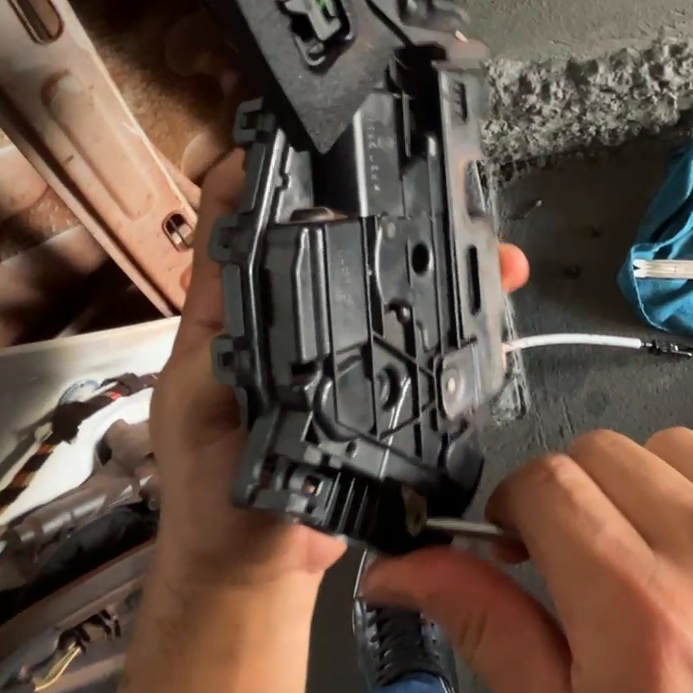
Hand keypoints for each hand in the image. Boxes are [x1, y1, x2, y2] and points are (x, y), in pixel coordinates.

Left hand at [148, 151, 532, 590]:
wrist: (259, 565)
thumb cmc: (216, 489)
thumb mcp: (207, 401)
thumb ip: (232, 337)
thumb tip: (271, 263)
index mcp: (231, 310)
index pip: (244, 217)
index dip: (268, 164)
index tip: (308, 126)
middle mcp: (287, 317)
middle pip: (333, 241)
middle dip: (378, 205)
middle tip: (423, 178)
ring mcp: (335, 349)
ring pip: (384, 285)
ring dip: (430, 259)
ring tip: (478, 240)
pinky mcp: (373, 381)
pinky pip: (411, 336)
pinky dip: (448, 316)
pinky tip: (484, 306)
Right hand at [362, 429, 692, 692]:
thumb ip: (487, 626)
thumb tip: (410, 569)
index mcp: (646, 615)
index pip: (546, 481)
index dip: (515, 507)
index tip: (516, 536)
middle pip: (605, 450)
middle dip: (573, 495)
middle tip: (578, 558)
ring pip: (677, 448)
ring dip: (646, 492)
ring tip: (652, 563)